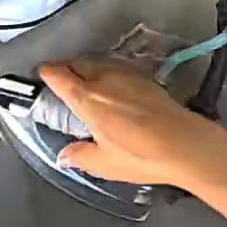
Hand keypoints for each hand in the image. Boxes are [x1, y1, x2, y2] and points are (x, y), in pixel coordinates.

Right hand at [38, 57, 226, 190]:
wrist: (185, 143)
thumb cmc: (141, 156)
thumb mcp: (105, 163)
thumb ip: (81, 156)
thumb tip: (63, 154)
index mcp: (89, 100)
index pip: (62, 78)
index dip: (49, 72)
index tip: (41, 71)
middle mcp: (106, 81)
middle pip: (80, 63)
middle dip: (67, 66)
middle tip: (61, 77)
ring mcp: (128, 76)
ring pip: (100, 63)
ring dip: (88, 67)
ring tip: (84, 80)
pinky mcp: (146, 79)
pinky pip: (118, 68)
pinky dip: (107, 72)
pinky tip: (112, 86)